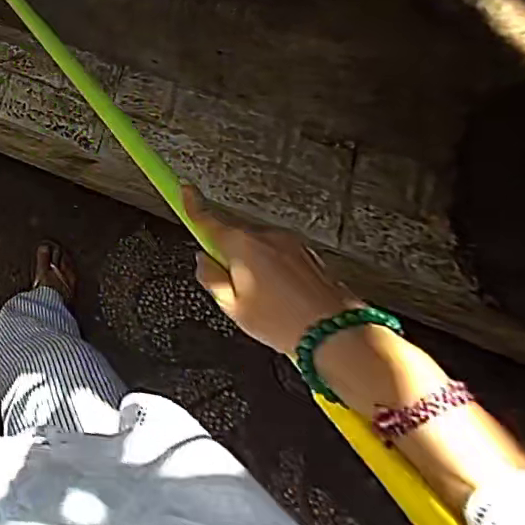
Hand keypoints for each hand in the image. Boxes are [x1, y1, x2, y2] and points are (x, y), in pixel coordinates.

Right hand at [187, 184, 360, 355]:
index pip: (207, 218)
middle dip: (228, 255)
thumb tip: (203, 262)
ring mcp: (291, 243)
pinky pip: (280, 256)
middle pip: (233, 236)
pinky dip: (276, 272)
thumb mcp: (232, 307)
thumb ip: (210, 278)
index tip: (185, 189)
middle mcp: (266, 236)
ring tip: (266, 302)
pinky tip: (283, 300)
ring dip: (254, 266)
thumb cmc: (285, 324)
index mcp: (241, 245)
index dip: (192, 202)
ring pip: (258, 248)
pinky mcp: (309, 255)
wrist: (339, 335)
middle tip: (234, 288)